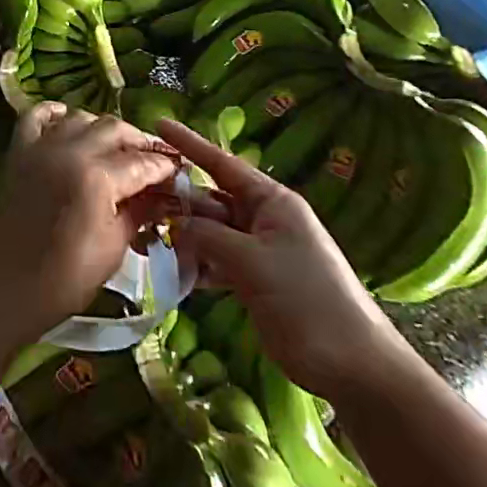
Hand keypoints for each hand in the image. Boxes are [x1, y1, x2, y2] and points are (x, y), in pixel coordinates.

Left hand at [0, 104, 180, 350]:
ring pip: (81, 118)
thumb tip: (161, 196)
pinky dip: (56, 114)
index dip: (164, 168)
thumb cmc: (62, 281)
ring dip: (102, 128)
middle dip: (139, 143)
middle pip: (115, 129)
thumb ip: (138, 213)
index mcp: (98, 177)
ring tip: (115, 149)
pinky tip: (69, 124)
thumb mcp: (112, 249)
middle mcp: (71, 151)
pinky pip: (37, 117)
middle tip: (151, 163)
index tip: (177, 174)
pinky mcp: (18, 153)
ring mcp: (41, 148)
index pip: (143, 162)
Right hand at [159, 120, 408, 399]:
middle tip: (136, 200)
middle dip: (179, 201)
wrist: (349, 363)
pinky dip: (198, 266)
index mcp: (272, 201)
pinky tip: (172, 273)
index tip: (159, 124)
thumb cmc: (305, 298)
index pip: (223, 164)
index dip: (190, 144)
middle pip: (213, 199)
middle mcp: (264, 218)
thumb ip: (208, 236)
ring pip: (212, 233)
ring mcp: (260, 251)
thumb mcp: (252, 261)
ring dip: (184, 238)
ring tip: (145, 239)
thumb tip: (175, 222)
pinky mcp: (256, 280)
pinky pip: (218, 262)